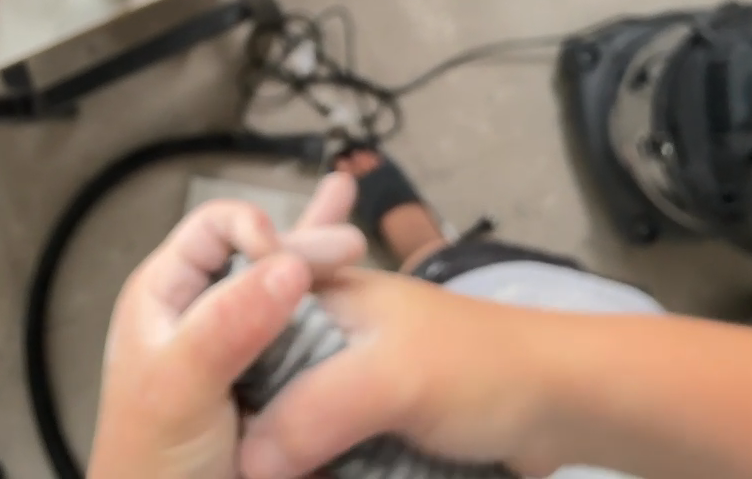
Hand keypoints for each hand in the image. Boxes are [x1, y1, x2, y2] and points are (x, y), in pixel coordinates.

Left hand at [87, 175, 366, 478]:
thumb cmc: (157, 462)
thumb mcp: (182, 387)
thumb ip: (229, 325)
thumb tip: (291, 265)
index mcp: (167, 292)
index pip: (213, 228)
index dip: (253, 230)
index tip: (292, 265)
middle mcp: (201, 305)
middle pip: (255, 254)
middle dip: (303, 245)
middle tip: (352, 248)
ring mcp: (236, 339)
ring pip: (282, 287)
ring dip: (320, 264)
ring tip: (358, 248)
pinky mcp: (266, 374)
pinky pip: (300, 326)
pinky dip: (327, 300)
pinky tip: (355, 274)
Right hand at [239, 269, 562, 478]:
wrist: (561, 404)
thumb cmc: (474, 367)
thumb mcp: (388, 379)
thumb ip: (313, 410)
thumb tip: (244, 464)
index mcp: (321, 291)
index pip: (243, 313)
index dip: (215, 354)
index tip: (190, 415)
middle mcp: (326, 328)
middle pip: (260, 368)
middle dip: (241, 413)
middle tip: (217, 458)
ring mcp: (350, 375)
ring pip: (289, 409)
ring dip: (275, 445)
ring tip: (239, 473)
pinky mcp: (371, 417)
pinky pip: (321, 439)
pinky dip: (306, 461)